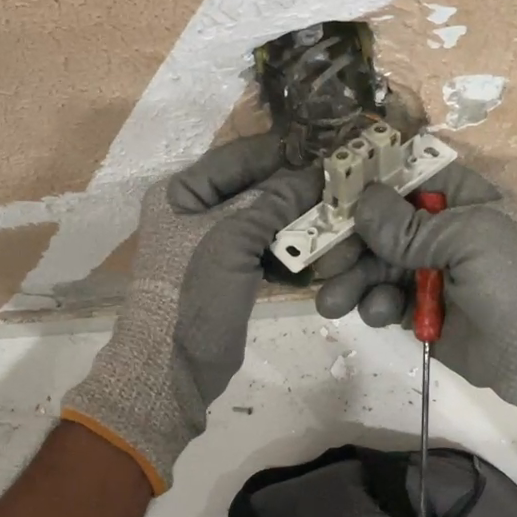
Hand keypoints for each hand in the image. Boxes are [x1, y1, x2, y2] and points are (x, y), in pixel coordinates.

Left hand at [61, 134, 326, 491]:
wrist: (172, 367)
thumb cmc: (192, 293)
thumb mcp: (232, 238)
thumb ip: (274, 200)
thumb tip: (319, 171)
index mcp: (180, 192)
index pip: (239, 157)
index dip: (283, 152)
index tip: (330, 148)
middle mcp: (194, 210)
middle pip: (255, 187)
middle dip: (297, 190)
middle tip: (345, 185)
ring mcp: (212, 244)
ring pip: (265, 220)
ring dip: (300, 222)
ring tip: (340, 219)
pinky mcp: (231, 274)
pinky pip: (267, 250)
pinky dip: (292, 251)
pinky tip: (323, 254)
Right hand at [314, 163, 516, 471]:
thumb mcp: (472, 241)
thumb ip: (410, 226)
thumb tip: (360, 200)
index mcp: (463, 200)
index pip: (406, 177)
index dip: (367, 182)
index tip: (325, 190)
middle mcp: (443, 231)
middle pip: (380, 224)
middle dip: (349, 240)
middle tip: (319, 259)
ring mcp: (433, 273)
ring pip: (375, 265)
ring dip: (352, 279)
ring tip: (333, 300)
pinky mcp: (424, 313)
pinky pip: (385, 300)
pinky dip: (374, 306)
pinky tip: (379, 316)